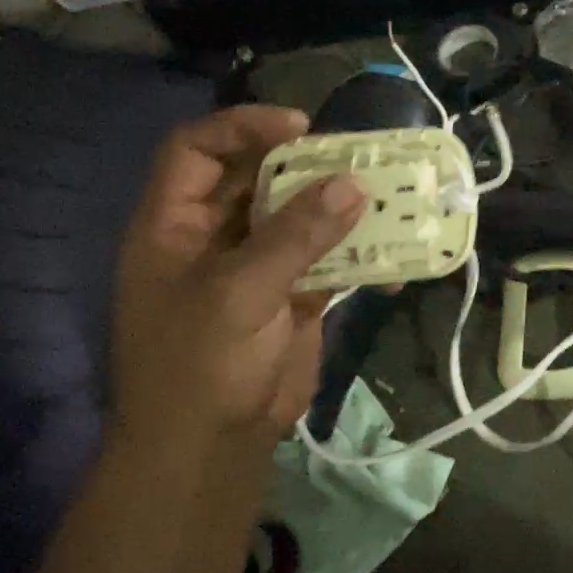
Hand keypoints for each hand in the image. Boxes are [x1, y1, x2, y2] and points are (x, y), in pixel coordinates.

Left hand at [112, 106, 365, 446]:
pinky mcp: (295, 293)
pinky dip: (363, 253)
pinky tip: (396, 259)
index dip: (242, 127)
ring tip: (391, 196)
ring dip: (345, 206)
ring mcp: (258, 265)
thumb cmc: (198, 364)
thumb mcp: (239, 292)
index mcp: (175, 225)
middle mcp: (216, 236)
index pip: (196, 150)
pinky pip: (332, 257)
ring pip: (303, 215)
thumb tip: (354, 184)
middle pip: (260, 177)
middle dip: (309, 164)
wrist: (209, 446)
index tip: (301, 127)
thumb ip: (296, 235)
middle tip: (360, 158)